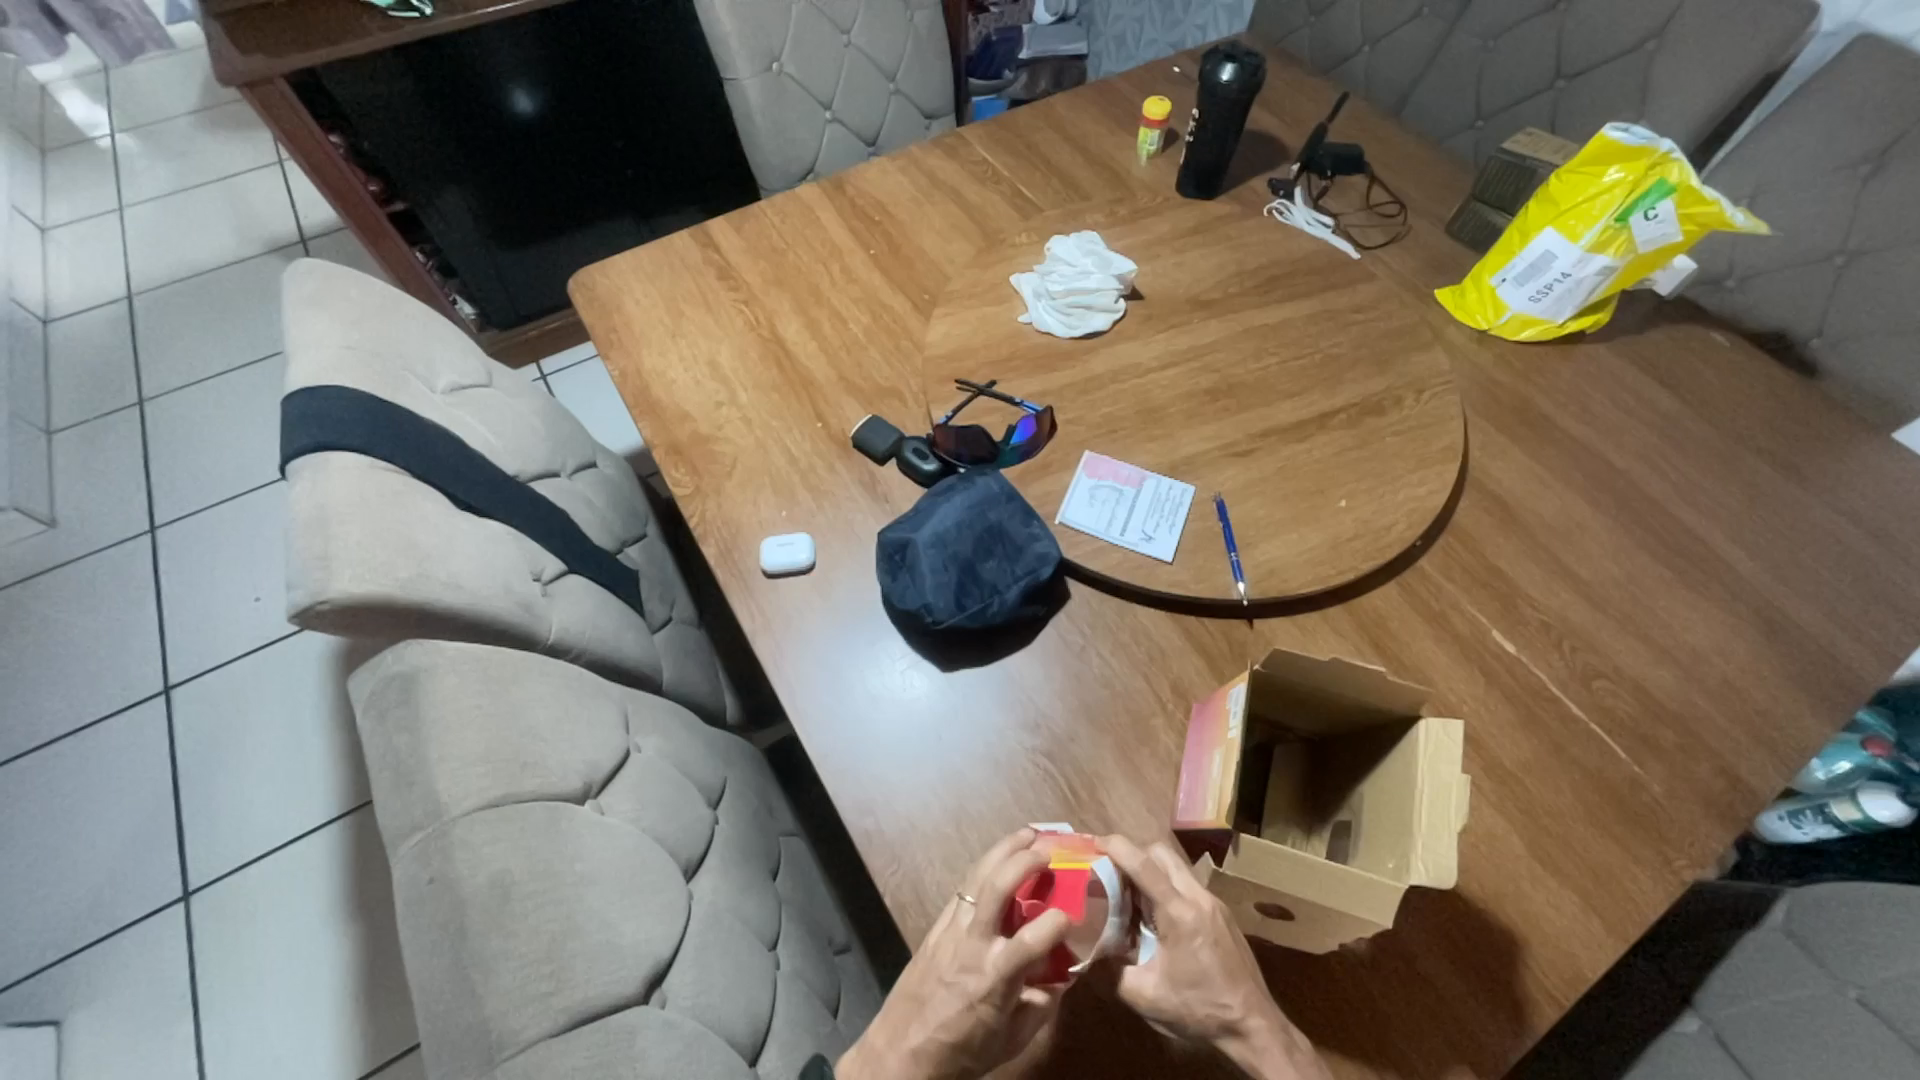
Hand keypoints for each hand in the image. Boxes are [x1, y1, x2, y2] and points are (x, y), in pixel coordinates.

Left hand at [837, 829, 1071, 1079]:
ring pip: (978, 877)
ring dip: (1004, 850)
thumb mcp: (1013, 1039)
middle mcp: (974, 944)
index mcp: (996, 978)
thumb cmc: (962, 1052)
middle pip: (998, 889)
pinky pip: (965, 888)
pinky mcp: (938, 925)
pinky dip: (985, 868)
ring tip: (1028, 833)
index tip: (1074, 914)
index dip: (1058, 923)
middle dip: (1025, 863)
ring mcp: (952, 929)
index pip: (1032, 941)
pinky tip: (999, 858)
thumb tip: (1064, 975)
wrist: (902, 1053)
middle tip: (1050, 849)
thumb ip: (1043, 1004)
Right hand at [1101, 836, 1331, 1079]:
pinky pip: (1187, 885)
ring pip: (1176, 867)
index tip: (1092, 843)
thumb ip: (1109, 972)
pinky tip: (1154, 918)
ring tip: (1128, 896)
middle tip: (1108, 873)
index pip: (1144, 864)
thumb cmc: (1200, 1011)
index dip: (1116, 847)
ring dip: (1149, 871)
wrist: (1255, 1028)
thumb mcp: (1146, 997)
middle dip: (1132, 854)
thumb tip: (1081, 955)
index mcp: (1179, 913)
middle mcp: (1198, 898)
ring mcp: (1213, 904)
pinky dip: (1165, 887)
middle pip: (1161, 853)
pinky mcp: (1221, 914)